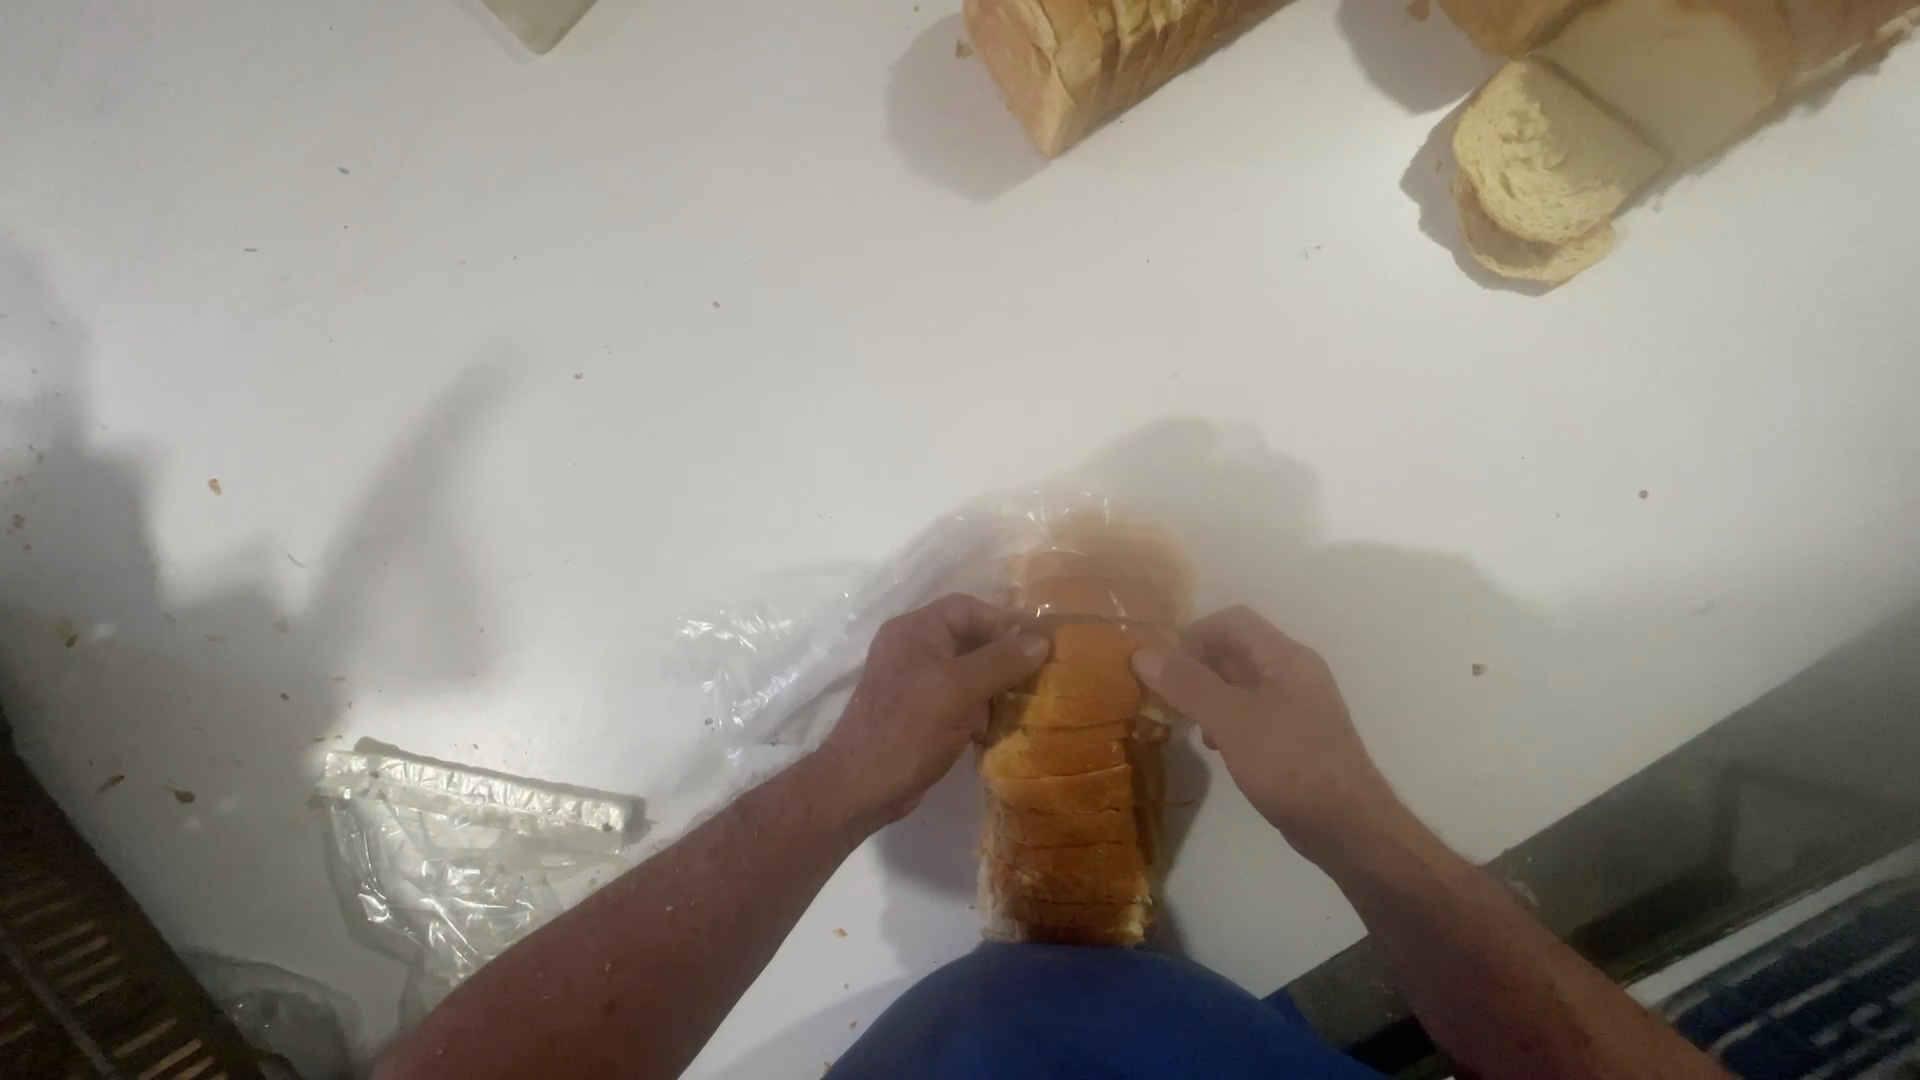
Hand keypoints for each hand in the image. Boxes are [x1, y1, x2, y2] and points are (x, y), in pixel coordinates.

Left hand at [815, 594, 1048, 826]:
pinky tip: (992, 731)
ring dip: (993, 688)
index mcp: (915, 630)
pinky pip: (959, 698)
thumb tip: (1042, 640)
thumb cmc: (908, 729)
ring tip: (1016, 708)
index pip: (968, 609)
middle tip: (1033, 680)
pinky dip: (978, 710)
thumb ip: (1001, 661)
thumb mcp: (959, 690)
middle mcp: (913, 648)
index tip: (1034, 650)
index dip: (1002, 623)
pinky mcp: (920, 712)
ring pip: (968, 671)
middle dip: (1001, 659)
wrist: (861, 789)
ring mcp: (915, 681)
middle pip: (970, 638)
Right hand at [1131, 607, 1406, 864]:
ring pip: (1241, 683)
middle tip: (1164, 693)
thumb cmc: (1290, 764)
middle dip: (1196, 665)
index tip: (1163, 666)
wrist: (1349, 829)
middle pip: (1235, 649)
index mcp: (1285, 657)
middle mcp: (1295, 673)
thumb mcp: (1231, 720)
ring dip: (1207, 693)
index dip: (1192, 634)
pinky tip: (1214, 745)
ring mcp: (1298, 706)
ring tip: (1184, 719)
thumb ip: (1188, 684)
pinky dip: (1225, 718)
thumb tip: (1143, 652)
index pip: (1232, 621)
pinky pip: (1251, 711)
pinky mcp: (1296, 737)